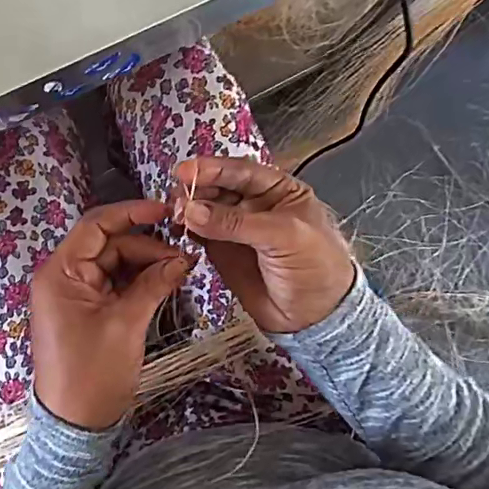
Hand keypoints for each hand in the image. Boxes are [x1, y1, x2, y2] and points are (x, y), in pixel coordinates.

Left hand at [30, 201, 191, 430]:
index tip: (166, 211)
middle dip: (145, 247)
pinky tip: (163, 283)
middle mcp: (62, 275)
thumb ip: (152, 285)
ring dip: (144, 264)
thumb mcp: (126, 324)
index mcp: (60, 272)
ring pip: (112, 263)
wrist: (75, 424)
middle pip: (107, 245)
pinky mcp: (83, 309)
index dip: (130, 214)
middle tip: (184, 259)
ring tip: (179, 272)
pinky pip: (111, 283)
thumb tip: (181, 259)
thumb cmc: (93, 372)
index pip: (95, 226)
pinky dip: (135, 282)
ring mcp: (72, 293)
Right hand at [170, 157, 355, 334]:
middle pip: (217, 188)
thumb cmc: (314, 268)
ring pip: (203, 209)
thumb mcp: (284, 237)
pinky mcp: (220, 249)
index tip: (185, 171)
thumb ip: (236, 223)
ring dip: (186, 208)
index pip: (241, 172)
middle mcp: (253, 204)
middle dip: (196, 190)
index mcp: (278, 191)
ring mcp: (234, 227)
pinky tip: (174, 228)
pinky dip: (184, 229)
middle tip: (176, 198)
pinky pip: (197, 232)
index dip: (213, 169)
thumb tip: (190, 210)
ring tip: (173, 215)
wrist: (314, 319)